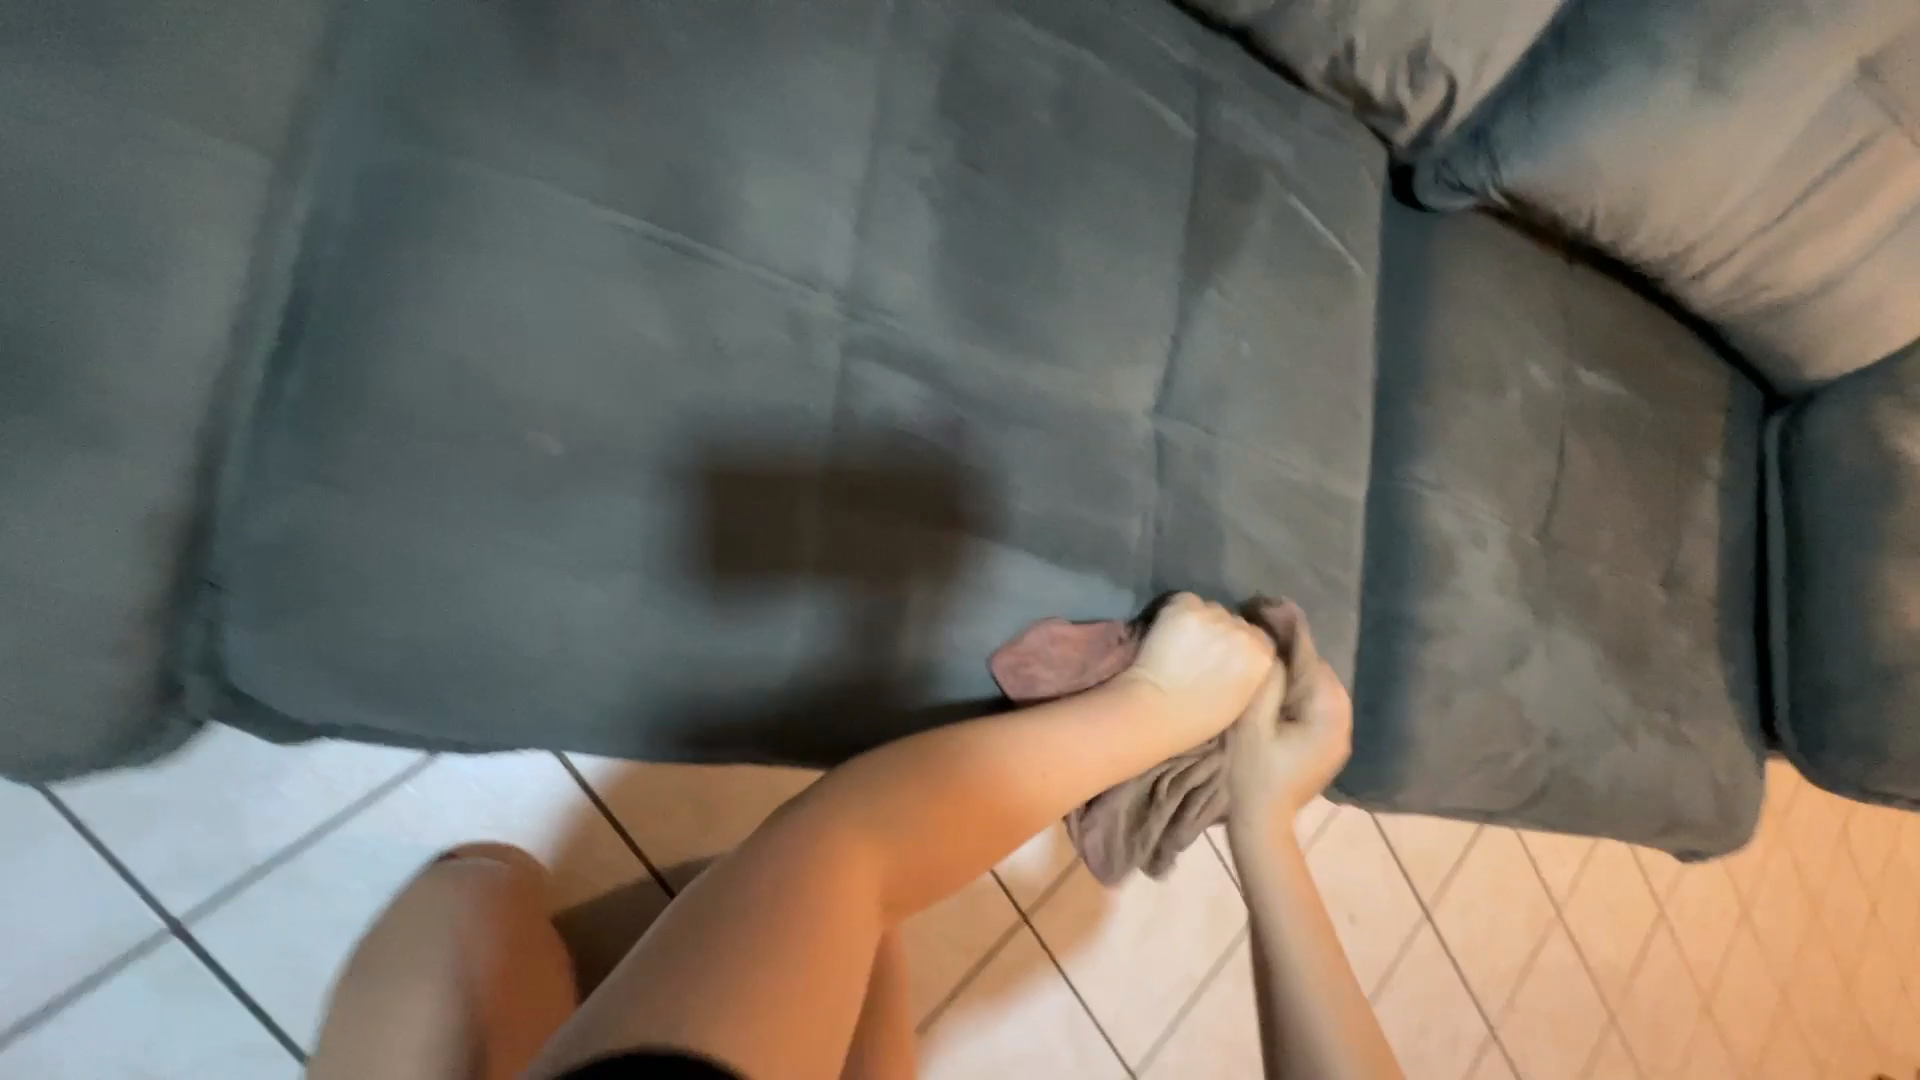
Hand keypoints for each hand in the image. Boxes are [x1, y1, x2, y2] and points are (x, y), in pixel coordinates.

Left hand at [1117, 593, 1275, 741]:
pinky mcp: (1184, 606)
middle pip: (1234, 620)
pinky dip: (1177, 612)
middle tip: (1200, 651)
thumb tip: (1240, 656)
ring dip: (1200, 621)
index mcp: (1263, 654)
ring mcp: (1213, 615)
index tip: (1223, 657)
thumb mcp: (1243, 696)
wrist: (1159, 708)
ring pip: (1209, 609)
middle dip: (1220, 633)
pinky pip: (1185, 601)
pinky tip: (1169, 631)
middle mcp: (1243, 629)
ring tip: (1182, 641)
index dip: (1238, 645)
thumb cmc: (1200, 717)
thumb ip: (1250, 670)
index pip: (1258, 637)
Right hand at [1226, 616, 1352, 823]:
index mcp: (1327, 710)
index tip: (1261, 601)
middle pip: (1314, 665)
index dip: (1284, 624)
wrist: (1261, 823)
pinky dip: (1295, 683)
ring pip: (1314, 681)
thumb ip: (1266, 679)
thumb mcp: (1250, 721)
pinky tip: (1273, 677)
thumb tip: (1269, 643)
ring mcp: (1337, 731)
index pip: (1307, 655)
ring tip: (1260, 643)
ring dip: (1291, 661)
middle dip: (1288, 641)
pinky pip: (1312, 699)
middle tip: (1253, 620)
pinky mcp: (1325, 741)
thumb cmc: (1251, 772)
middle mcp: (1342, 717)